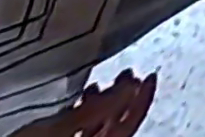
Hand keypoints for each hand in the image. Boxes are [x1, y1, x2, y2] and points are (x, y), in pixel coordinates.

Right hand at [11, 70, 154, 136]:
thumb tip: (135, 87)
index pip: (129, 126)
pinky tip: (77, 99)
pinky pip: (77, 134)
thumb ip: (97, 109)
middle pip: (114, 127)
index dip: (143, 100)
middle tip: (124, 73)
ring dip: (102, 104)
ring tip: (97, 84)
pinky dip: (82, 115)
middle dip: (121, 98)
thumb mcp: (53, 130)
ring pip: (96, 129)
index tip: (150, 74)